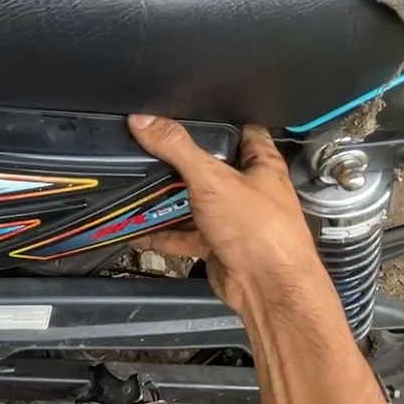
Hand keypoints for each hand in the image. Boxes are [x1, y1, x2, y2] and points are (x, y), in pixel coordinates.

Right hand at [126, 118, 325, 308]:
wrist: (267, 287)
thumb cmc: (262, 231)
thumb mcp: (212, 179)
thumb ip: (176, 148)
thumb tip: (145, 121)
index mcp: (260, 165)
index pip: (241, 132)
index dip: (217, 122)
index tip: (187, 116)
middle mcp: (247, 190)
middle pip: (207, 169)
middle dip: (178, 166)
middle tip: (148, 154)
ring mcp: (230, 218)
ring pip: (192, 203)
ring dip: (165, 202)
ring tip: (136, 191)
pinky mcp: (215, 244)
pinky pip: (182, 235)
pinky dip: (160, 234)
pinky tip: (138, 231)